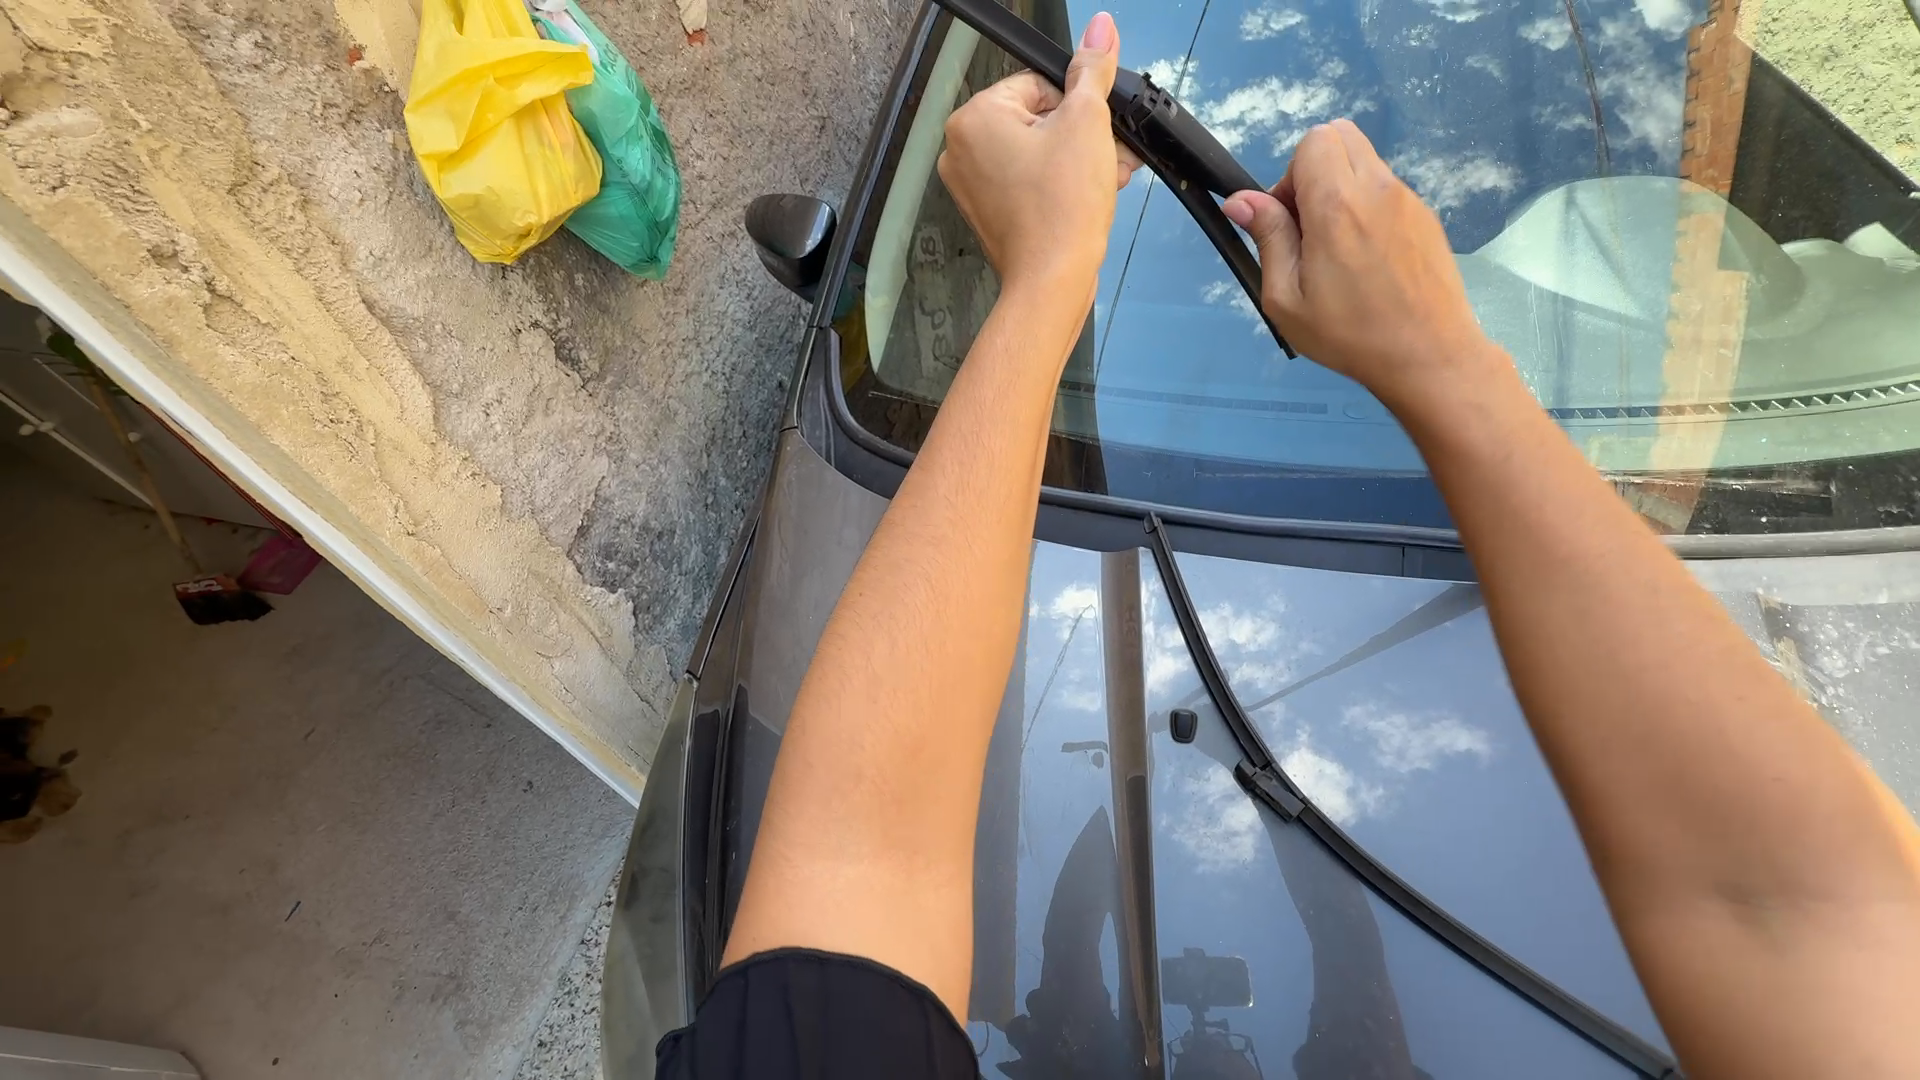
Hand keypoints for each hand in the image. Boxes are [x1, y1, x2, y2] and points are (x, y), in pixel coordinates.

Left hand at [937, 12, 1141, 303]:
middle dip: (1082, 137)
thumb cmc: (1063, 206)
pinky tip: (1090, 197)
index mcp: (974, 119)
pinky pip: (1029, 187)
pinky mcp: (990, 218)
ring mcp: (973, 190)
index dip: (1076, 105)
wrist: (1053, 281)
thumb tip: (1101, 29)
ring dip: (1079, 162)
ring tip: (1110, 176)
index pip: (1037, 85)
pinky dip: (1060, 188)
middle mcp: (961, 153)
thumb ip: (1092, 71)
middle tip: (1112, 154)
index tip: (1097, 129)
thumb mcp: (1087, 121)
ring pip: (1037, 157)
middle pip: (1038, 122)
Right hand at [1223, 119, 1505, 406]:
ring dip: (1339, 190)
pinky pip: (1385, 189)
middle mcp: (1378, 188)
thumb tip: (1240, 201)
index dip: (1289, 175)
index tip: (1287, 222)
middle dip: (1312, 171)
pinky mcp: (1425, 216)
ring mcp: (1408, 199)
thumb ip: (1268, 239)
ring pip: (1364, 161)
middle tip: (1306, 227)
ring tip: (1334, 251)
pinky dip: (1364, 208)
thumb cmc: (1346, 333)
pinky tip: (1364, 261)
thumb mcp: (1286, 297)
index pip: (1314, 141)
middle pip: (1341, 136)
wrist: (1426, 353)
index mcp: (1338, 206)